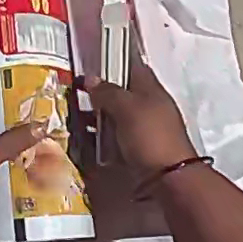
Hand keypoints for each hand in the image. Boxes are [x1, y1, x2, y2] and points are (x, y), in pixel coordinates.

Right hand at [80, 59, 196, 173]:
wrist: (167, 177)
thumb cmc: (149, 135)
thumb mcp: (127, 108)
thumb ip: (108, 92)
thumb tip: (90, 79)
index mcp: (151, 90)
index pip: (134, 68)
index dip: (114, 64)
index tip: (92, 65)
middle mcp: (150, 107)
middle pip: (123, 94)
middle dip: (100, 94)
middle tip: (75, 94)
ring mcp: (144, 129)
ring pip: (117, 116)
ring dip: (97, 116)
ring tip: (74, 118)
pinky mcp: (138, 149)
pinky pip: (115, 136)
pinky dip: (101, 136)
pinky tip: (87, 139)